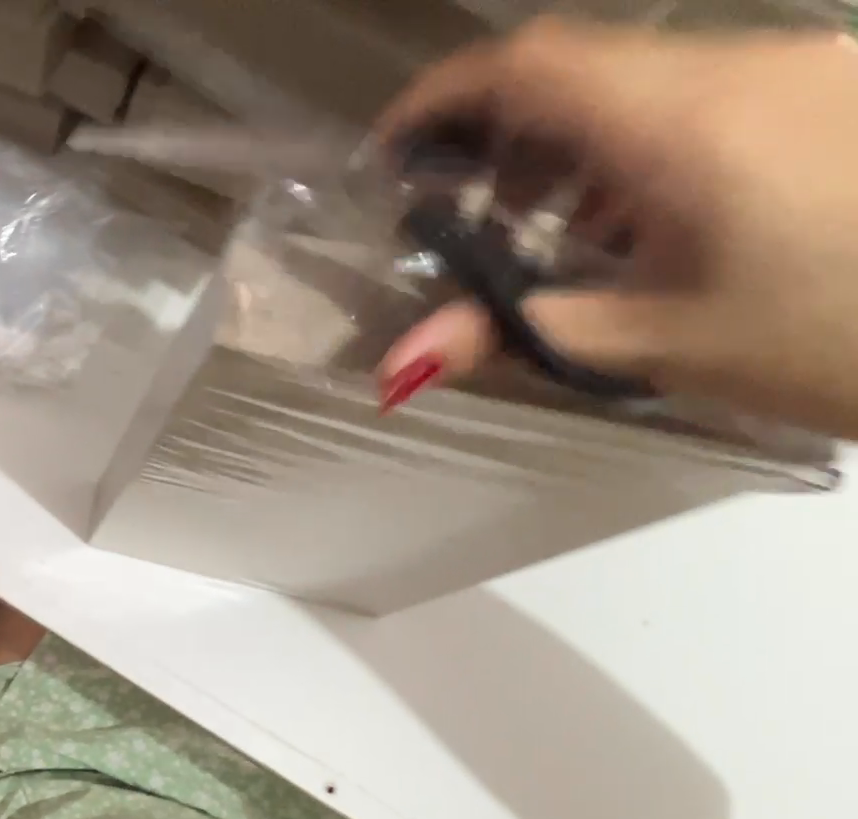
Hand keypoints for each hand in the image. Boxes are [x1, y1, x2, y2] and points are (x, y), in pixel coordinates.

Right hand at [373, 21, 857, 437]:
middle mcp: (748, 68)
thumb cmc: (839, 333)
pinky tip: (630, 220)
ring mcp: (803, 72)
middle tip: (451, 205)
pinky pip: (699, 94)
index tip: (389, 149)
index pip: (532, 64)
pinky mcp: (833, 94)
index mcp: (688, 122)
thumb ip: (512, 338)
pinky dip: (627, 147)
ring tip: (538, 228)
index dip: (442, 95)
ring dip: (560, 144)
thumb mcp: (656, 343)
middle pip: (578, 66)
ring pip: (639, 78)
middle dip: (493, 130)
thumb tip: (388, 373)